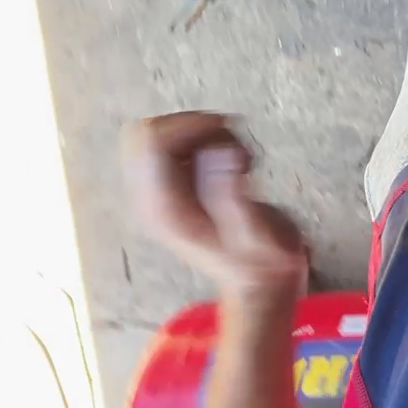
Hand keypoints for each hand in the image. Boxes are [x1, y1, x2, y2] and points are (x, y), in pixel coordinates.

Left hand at [123, 112, 308, 311]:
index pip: (151, 142)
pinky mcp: (172, 188)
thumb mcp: (254, 232)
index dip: (191, 126)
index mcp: (162, 208)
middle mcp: (150, 198)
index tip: (232, 136)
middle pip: (146, 133)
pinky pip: (174, 145)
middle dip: (194, 127)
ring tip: (239, 157)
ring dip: (203, 134)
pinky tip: (232, 161)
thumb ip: (231, 192)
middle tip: (235, 146)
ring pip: (160, 134)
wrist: (258, 282)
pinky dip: (204, 141)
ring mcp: (157, 193)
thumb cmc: (261, 261)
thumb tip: (221, 149)